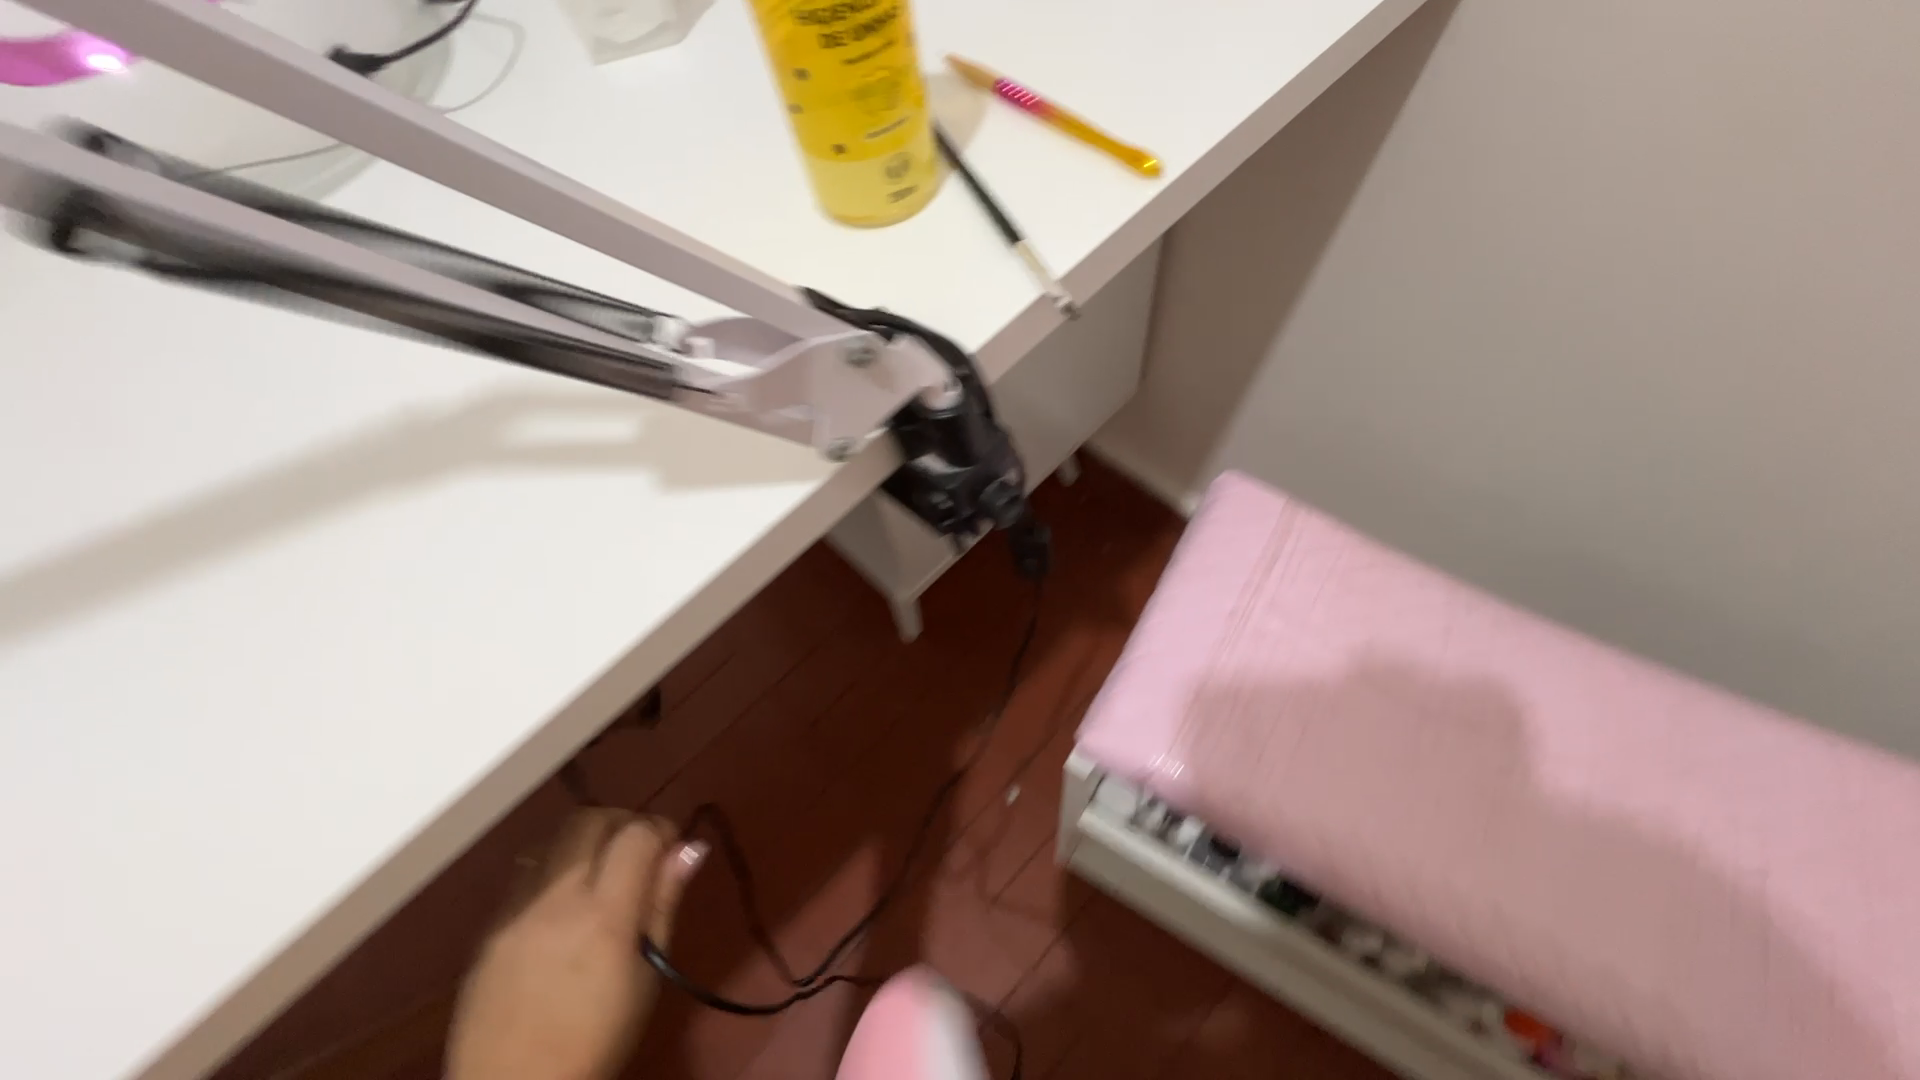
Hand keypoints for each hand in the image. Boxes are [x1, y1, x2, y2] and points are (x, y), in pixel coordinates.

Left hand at [448, 808, 706, 1079]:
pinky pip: (525, 872)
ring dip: (585, 841)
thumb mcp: (647, 976)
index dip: (661, 829)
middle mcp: (556, 898)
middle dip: (622, 822)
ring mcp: (515, 909)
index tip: (672, 850)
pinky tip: (563, 904)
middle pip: (590, 819)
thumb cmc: (597, 1038)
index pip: (637, 834)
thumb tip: (691, 849)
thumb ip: (664, 903)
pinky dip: (553, 868)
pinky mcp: (488, 927)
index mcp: (604, 914)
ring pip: (553, 838)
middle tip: (639, 853)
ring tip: (601, 874)